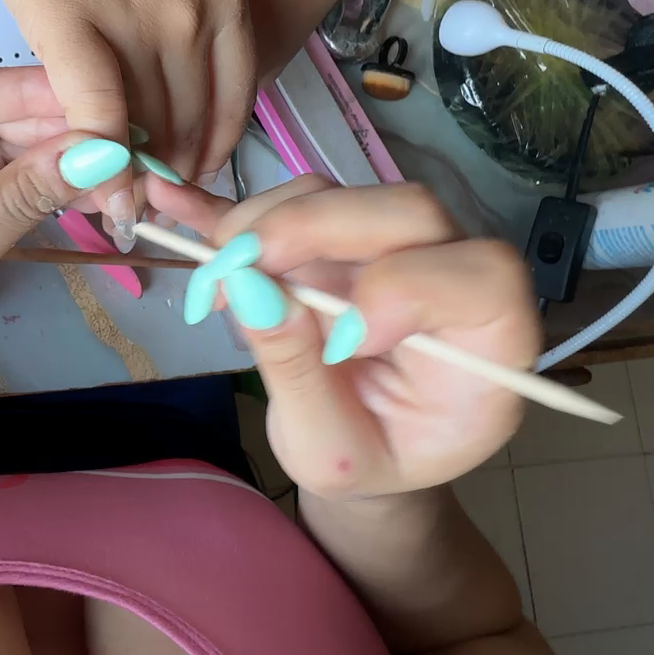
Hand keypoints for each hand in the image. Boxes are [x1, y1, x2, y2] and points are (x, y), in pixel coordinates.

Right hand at [0, 0, 255, 237]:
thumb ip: (178, 15)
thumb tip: (158, 77)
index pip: (228, 105)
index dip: (206, 156)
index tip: (181, 183)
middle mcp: (194, 15)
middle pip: (186, 123)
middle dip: (167, 175)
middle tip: (141, 209)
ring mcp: (139, 18)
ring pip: (144, 125)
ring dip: (132, 175)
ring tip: (113, 206)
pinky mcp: (74, 19)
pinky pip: (97, 108)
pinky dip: (96, 154)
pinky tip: (88, 181)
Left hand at [0, 67, 127, 443]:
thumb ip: (23, 195)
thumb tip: (101, 151)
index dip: (28, 93)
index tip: (96, 94)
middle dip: (49, 134)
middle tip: (121, 138)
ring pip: (1, 159)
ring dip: (55, 165)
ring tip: (119, 168)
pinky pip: (5, 193)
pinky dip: (44, 195)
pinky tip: (90, 192)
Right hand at [144, 174, 538, 499]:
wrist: (357, 442)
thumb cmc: (366, 461)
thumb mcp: (331, 449)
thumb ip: (298, 372)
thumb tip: (246, 284)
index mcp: (486, 340)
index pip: (479, 274)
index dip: (406, 285)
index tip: (344, 338)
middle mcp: (441, 272)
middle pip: (402, 208)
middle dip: (311, 227)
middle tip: (239, 267)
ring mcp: (377, 244)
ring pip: (332, 193)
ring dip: (260, 221)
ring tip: (213, 278)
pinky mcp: (323, 235)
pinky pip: (277, 203)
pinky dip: (220, 205)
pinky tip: (167, 196)